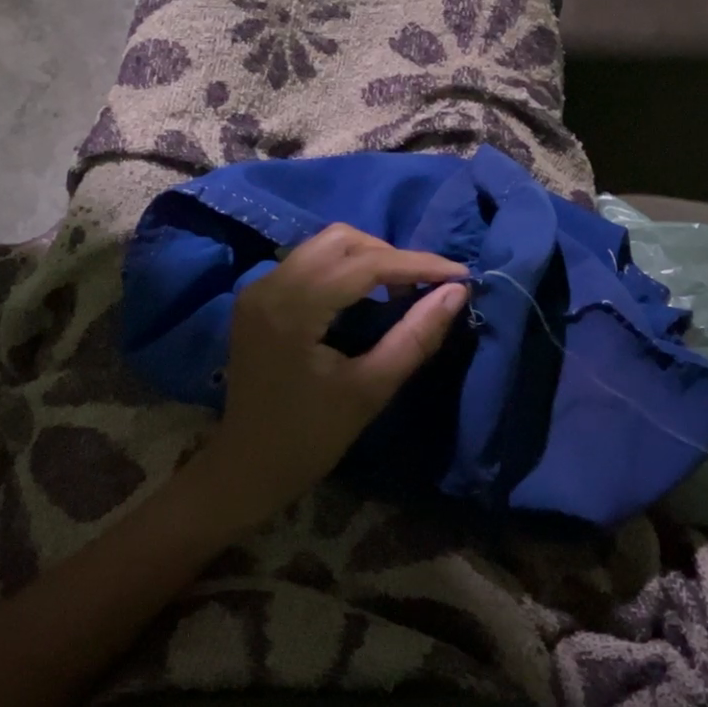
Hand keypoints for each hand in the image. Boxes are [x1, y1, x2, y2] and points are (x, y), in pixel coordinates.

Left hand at [190, 224, 470, 527]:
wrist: (247, 466)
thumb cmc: (310, 438)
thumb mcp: (369, 389)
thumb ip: (414, 337)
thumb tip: (455, 293)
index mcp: (292, 308)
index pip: (364, 264)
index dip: (417, 264)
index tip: (460, 274)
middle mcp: (268, 285)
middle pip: (340, 240)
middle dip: (389, 255)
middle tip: (426, 286)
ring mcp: (257, 289)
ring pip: (322, 246)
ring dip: (366, 257)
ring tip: (401, 289)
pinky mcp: (256, 298)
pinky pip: (305, 263)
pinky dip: (341, 269)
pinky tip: (365, 296)